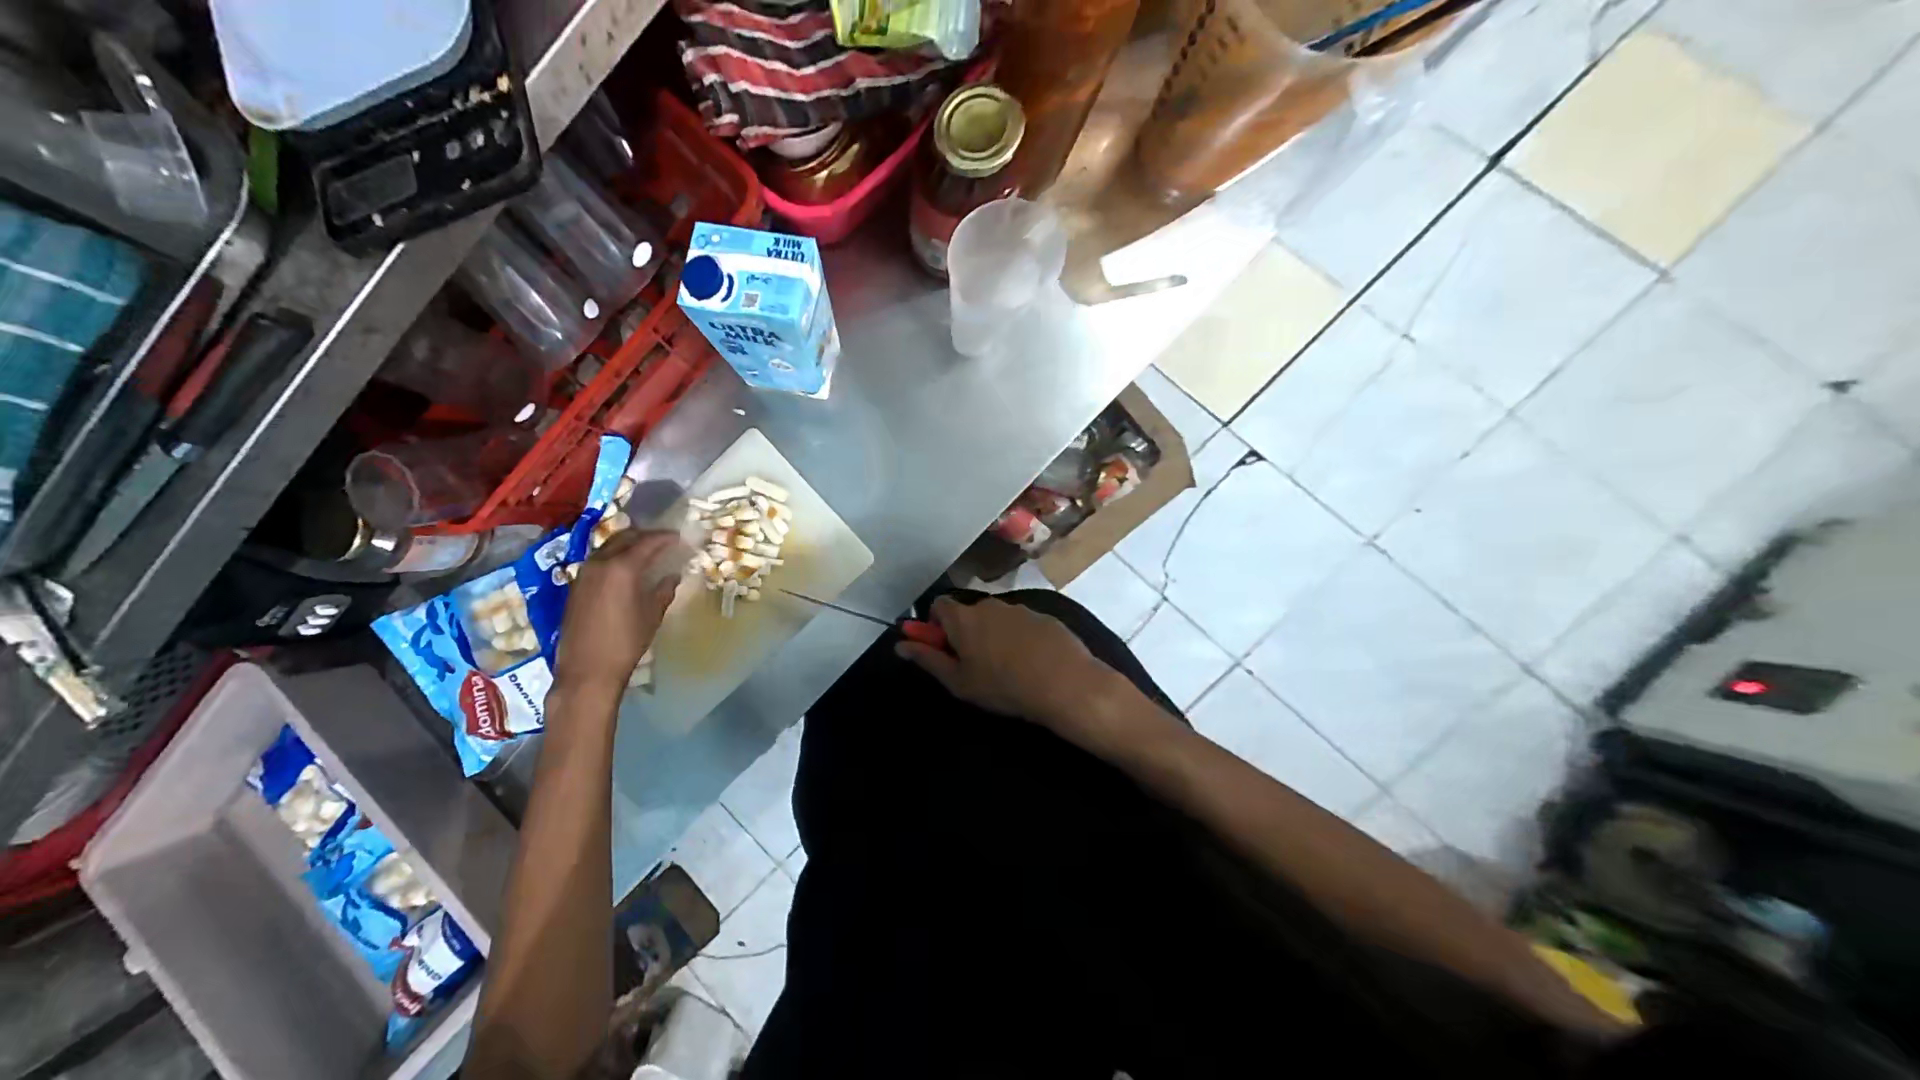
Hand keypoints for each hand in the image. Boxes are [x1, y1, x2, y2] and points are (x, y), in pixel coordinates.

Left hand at [553, 529, 684, 696]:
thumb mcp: (652, 615)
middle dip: (645, 536)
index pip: (647, 542)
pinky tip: (625, 570)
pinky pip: (598, 561)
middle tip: (663, 541)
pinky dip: (615, 558)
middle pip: (624, 538)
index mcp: (622, 568)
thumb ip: (664, 590)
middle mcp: (600, 563)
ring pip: (608, 547)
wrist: (586, 670)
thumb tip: (672, 576)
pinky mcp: (576, 586)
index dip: (665, 537)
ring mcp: (584, 573)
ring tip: (646, 552)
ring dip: (628, 545)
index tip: (679, 537)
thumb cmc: (626, 642)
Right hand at [895, 597, 1137, 747]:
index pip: (939, 605)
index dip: (936, 625)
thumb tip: (901, 645)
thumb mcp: (959, 681)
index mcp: (964, 618)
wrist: (1064, 682)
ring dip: (995, 636)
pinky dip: (1021, 639)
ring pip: (997, 619)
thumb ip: (928, 659)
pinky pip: (1023, 625)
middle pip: (969, 613)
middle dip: (967, 633)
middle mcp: (990, 605)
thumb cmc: (1003, 685)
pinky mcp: (1045, 617)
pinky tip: (1032, 664)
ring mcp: (1020, 608)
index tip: (944, 649)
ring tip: (1008, 669)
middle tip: (975, 666)